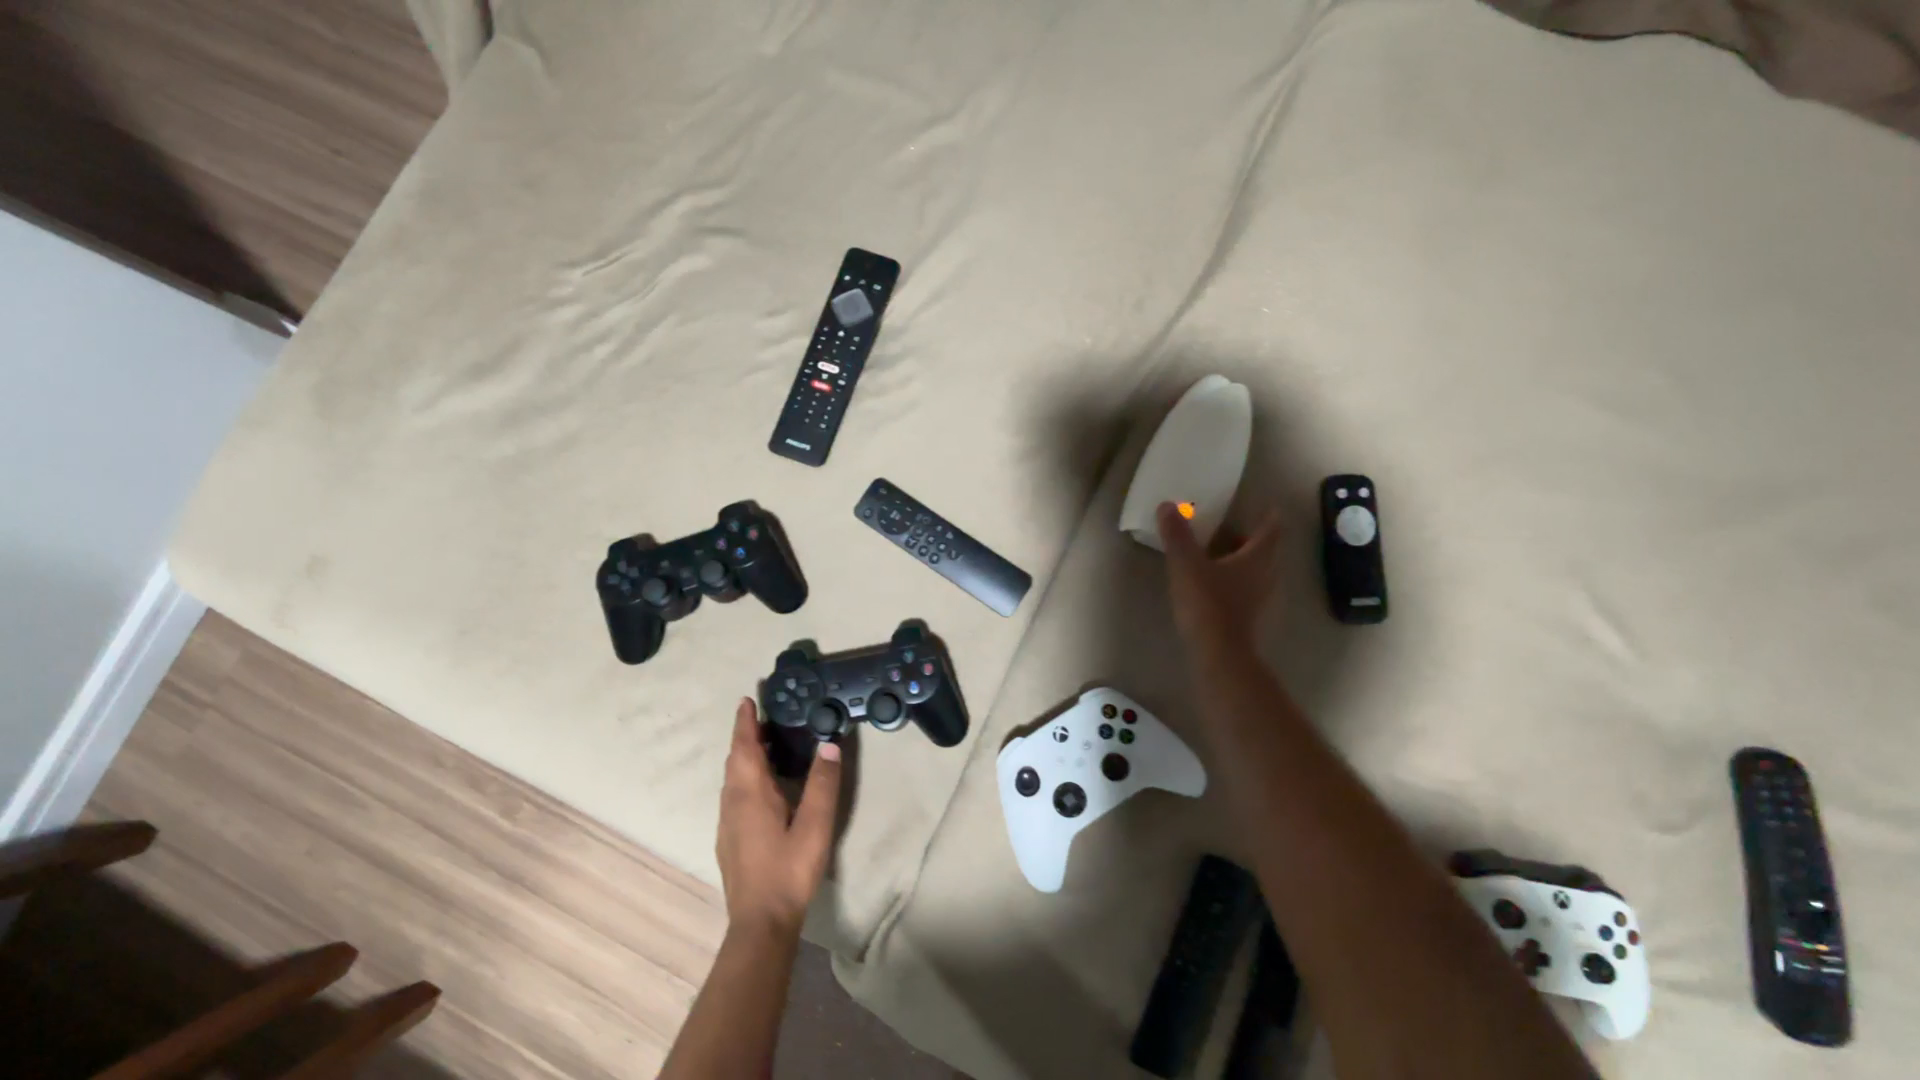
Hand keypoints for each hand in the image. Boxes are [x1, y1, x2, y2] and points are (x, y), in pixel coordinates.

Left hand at [716, 698, 842, 936]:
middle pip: (735, 761)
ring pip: (733, 780)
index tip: (747, 700)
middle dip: (746, 737)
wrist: (760, 921)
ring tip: (766, 747)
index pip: (744, 747)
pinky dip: (745, 779)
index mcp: (750, 793)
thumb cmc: (788, 870)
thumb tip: (829, 745)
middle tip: (763, 718)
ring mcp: (727, 824)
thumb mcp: (815, 826)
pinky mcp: (730, 841)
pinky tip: (762, 790)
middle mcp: (732, 803)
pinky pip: (734, 796)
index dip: (745, 722)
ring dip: (745, 758)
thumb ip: (822, 784)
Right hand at [1156, 501, 1281, 653]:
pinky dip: (1234, 581)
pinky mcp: (1250, 617)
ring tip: (1217, 554)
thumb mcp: (1186, 564)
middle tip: (1229, 528)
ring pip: (1256, 571)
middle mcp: (1266, 575)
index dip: (1269, 516)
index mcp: (1258, 557)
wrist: (1219, 653)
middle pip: (1264, 550)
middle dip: (1248, 538)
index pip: (1271, 530)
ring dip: (1241, 561)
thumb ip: (1178, 535)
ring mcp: (1261, 598)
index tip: (1265, 506)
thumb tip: (1168, 505)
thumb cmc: (1208, 603)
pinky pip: (1246, 590)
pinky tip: (1214, 584)